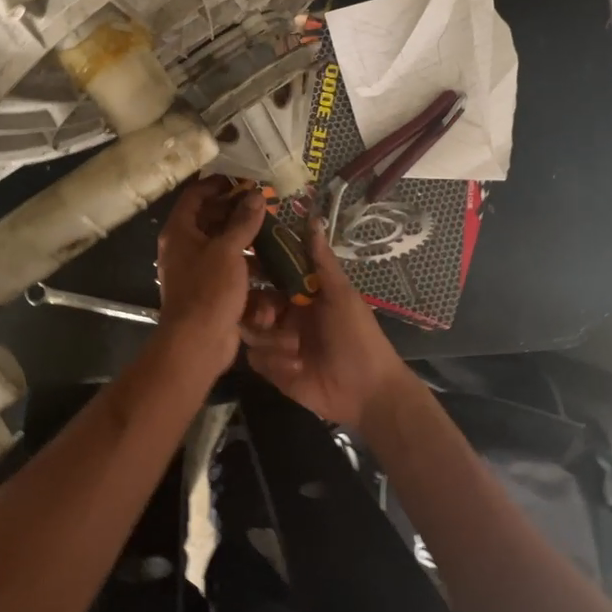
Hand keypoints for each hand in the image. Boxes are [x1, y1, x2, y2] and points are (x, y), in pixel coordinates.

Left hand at [155, 176, 267, 376]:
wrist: (197, 342)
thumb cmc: (208, 290)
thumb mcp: (228, 251)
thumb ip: (243, 221)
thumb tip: (256, 195)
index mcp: (179, 231)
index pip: (195, 195)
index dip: (217, 184)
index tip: (243, 180)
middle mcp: (183, 246)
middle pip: (208, 217)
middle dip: (235, 210)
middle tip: (263, 204)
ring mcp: (195, 268)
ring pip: (220, 242)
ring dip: (243, 235)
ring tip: (271, 228)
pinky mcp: (209, 288)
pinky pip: (227, 265)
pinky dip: (244, 259)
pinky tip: (269, 259)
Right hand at [240, 219, 419, 433]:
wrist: (368, 392)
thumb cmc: (357, 337)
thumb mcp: (341, 295)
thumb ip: (321, 261)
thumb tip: (312, 218)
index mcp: (303, 295)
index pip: (271, 275)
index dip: (257, 269)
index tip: (242, 263)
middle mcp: (286, 316)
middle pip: (253, 303)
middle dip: (254, 307)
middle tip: (267, 317)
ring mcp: (278, 344)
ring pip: (249, 330)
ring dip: (266, 337)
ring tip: (290, 348)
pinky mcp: (274, 371)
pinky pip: (254, 359)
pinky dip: (269, 361)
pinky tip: (292, 366)